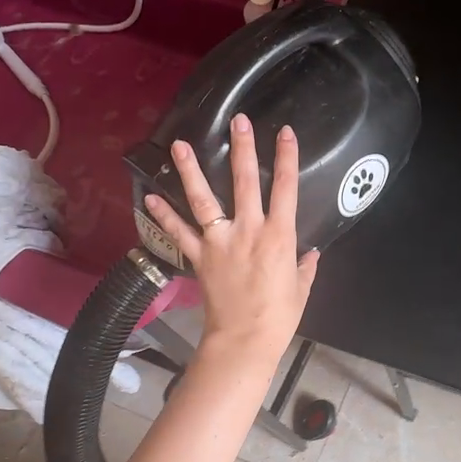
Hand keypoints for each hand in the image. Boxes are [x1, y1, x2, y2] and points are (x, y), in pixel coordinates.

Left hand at [144, 114, 318, 363]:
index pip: (286, 188)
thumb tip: (311, 253)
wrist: (244, 340)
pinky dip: (163, 215)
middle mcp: (249, 230)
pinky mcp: (199, 257)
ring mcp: (220, 242)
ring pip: (204, 199)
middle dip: (242, 149)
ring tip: (180, 145)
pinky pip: (179, 232)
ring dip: (191, 170)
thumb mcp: (301, 288)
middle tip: (237, 121)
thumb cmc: (279, 316)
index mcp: (280, 236)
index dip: (287, 157)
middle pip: (245, 182)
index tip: (284, 132)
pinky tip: (150, 196)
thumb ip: (305, 266)